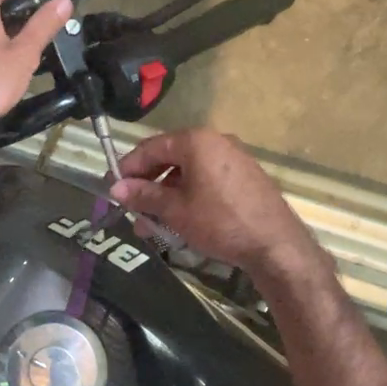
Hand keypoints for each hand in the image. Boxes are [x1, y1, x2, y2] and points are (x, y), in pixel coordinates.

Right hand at [107, 128, 324, 277]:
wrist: (275, 244)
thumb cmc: (220, 222)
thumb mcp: (176, 211)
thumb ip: (144, 196)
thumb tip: (115, 188)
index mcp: (196, 141)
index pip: (150, 147)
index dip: (127, 167)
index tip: (111, 187)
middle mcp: (216, 141)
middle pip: (169, 158)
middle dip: (147, 185)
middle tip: (131, 209)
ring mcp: (234, 157)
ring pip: (188, 172)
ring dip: (166, 195)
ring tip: (152, 225)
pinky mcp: (245, 176)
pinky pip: (206, 179)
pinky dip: (188, 195)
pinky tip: (180, 220)